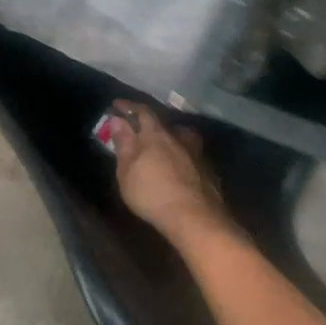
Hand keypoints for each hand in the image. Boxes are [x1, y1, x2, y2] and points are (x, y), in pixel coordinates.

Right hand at [108, 100, 232, 244]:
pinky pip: (191, 155)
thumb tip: (118, 120)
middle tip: (139, 129)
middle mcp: (179, 139)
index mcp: (156, 136)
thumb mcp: (127, 171)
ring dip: (171, 138)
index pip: (143, 112)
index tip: (117, 105)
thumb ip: (123, 144)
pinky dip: (181, 155)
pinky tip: (177, 167)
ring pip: (183, 138)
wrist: (195, 219)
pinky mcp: (208, 172)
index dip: (129, 106)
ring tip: (162, 146)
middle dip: (151, 123)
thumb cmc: (151, 193)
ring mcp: (197, 155)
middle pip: (166, 124)